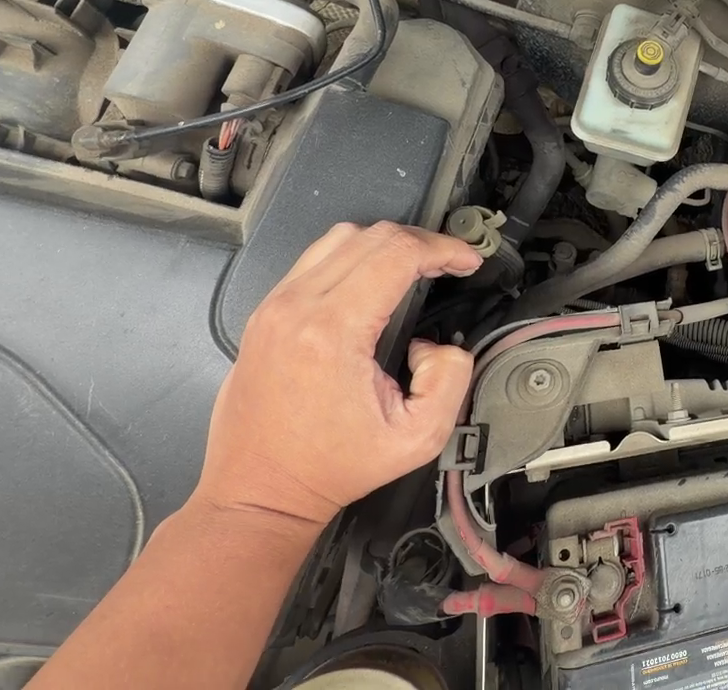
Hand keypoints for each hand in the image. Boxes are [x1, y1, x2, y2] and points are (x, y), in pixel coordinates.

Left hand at [194, 222, 481, 525]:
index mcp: (333, 332)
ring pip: (341, 237)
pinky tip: (376, 280)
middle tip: (450, 262)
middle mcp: (296, 309)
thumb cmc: (332, 468)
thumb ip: (450, 377)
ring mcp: (274, 308)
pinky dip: (357, 256)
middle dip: (423, 241)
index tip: (468, 261)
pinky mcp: (265, 314)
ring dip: (388, 244)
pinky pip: (316, 259)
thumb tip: (434, 344)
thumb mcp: (419, 437)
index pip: (398, 253)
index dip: (445, 248)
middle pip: (372, 235)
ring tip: (417, 266)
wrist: (259, 493)